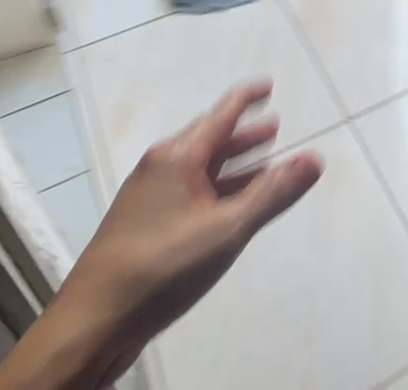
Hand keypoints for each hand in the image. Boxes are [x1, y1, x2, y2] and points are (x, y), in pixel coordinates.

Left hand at [0, 80, 321, 389]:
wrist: (92, 323)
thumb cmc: (162, 268)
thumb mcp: (227, 230)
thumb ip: (273, 193)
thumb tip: (315, 158)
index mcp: (177, 157)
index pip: (221, 114)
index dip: (247, 98)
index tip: (268, 84)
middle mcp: (160, 167)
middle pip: (208, 138)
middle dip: (243, 133)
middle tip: (274, 127)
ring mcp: (148, 196)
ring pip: (199, 167)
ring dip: (231, 162)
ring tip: (261, 160)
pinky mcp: (143, 224)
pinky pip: (188, 190)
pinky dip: (215, 187)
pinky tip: (227, 205)